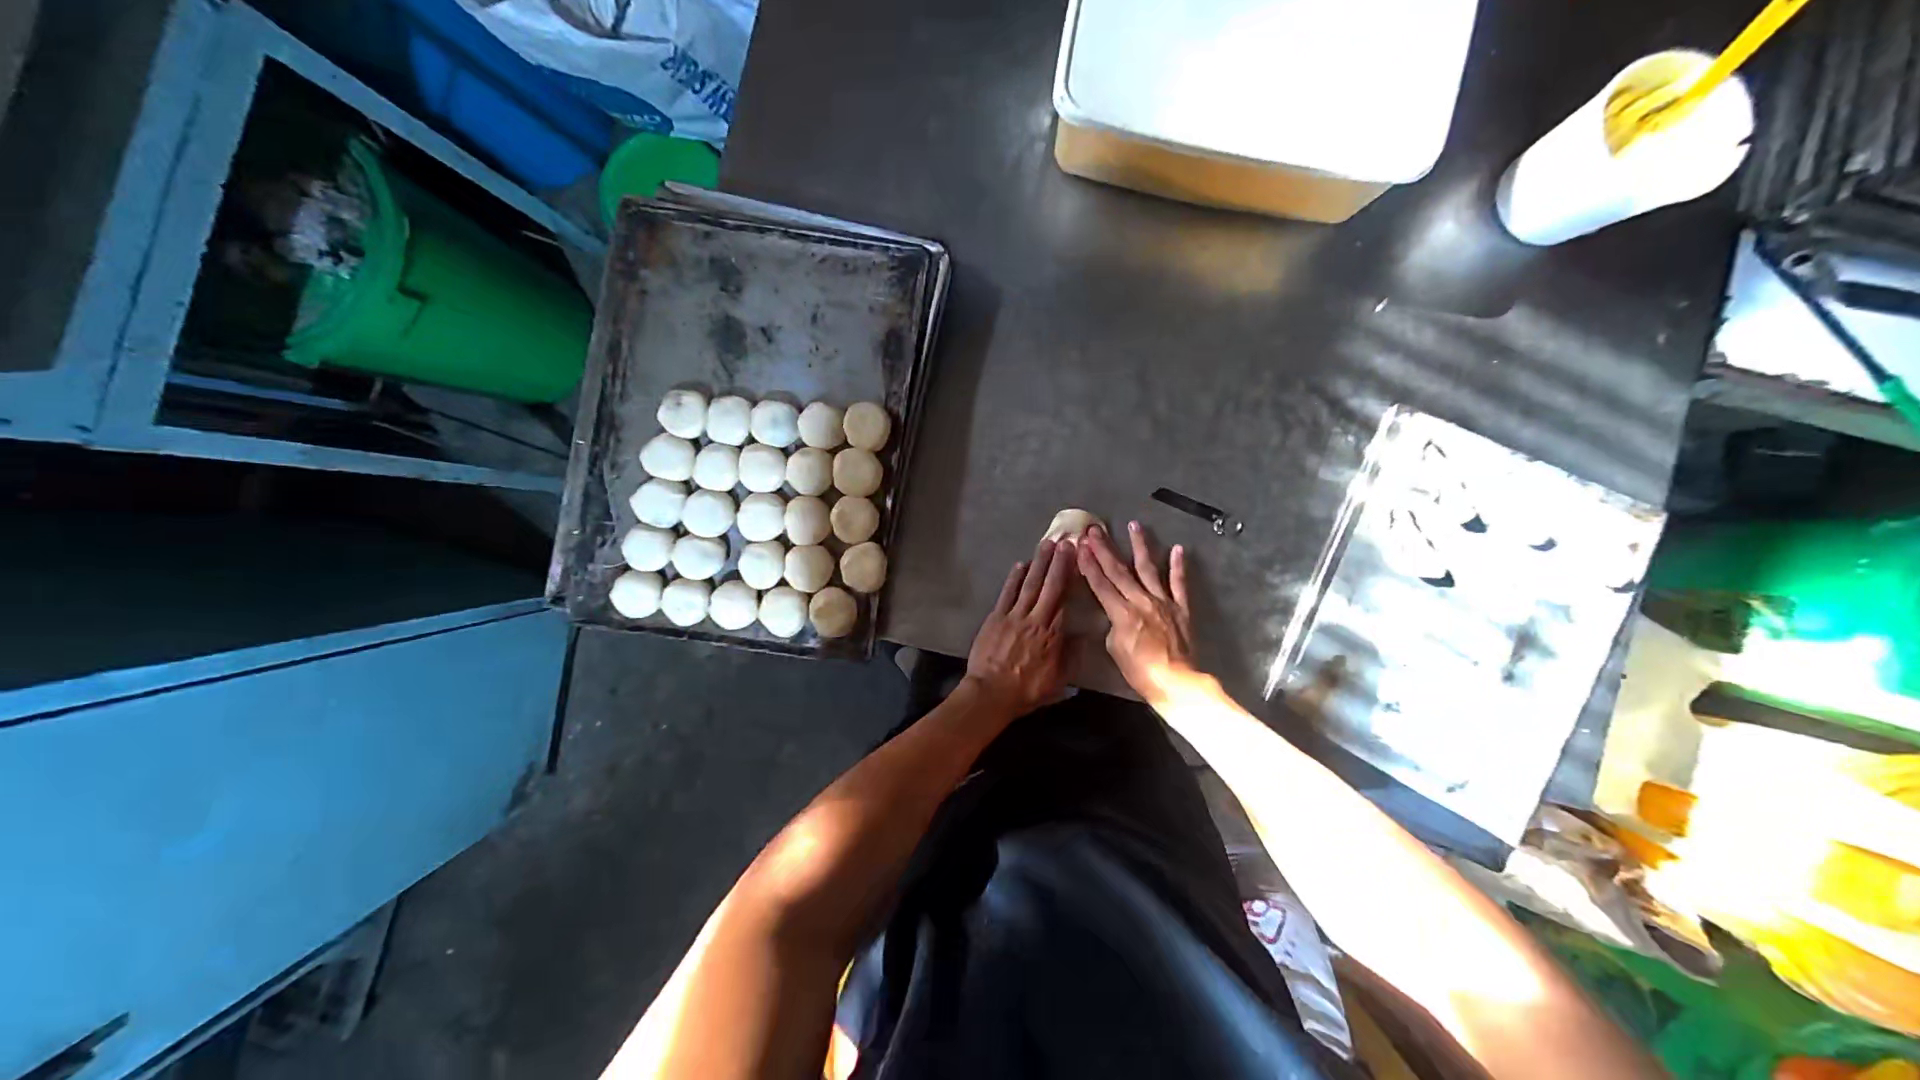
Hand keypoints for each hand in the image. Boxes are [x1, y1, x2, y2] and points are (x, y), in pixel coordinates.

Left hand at [965, 537, 1073, 715]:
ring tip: (1047, 544)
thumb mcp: (1058, 679)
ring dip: (1038, 563)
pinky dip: (1014, 578)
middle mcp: (1035, 619)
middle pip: (1049, 585)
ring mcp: (1013, 616)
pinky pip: (1007, 593)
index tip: (1077, 559)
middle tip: (1065, 541)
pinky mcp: (995, 617)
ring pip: (1029, 584)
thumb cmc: (1027, 689)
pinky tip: (1021, 565)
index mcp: (1052, 633)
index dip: (1071, 577)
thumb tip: (1084, 636)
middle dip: (1058, 562)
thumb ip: (1072, 656)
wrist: (991, 693)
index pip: (1065, 599)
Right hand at [1077, 522, 1198, 703]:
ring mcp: (1163, 602)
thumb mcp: (1114, 649)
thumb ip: (1113, 625)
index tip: (1080, 547)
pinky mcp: (1180, 608)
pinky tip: (1177, 549)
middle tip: (1095, 530)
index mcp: (1121, 613)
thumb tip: (1116, 613)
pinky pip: (1179, 584)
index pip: (1100, 584)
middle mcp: (1141, 601)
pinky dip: (1178, 566)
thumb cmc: (1139, 671)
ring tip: (1134, 525)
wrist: (1175, 681)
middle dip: (1105, 549)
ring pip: (1148, 568)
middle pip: (1119, 571)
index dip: (1089, 564)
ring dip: (1140, 545)